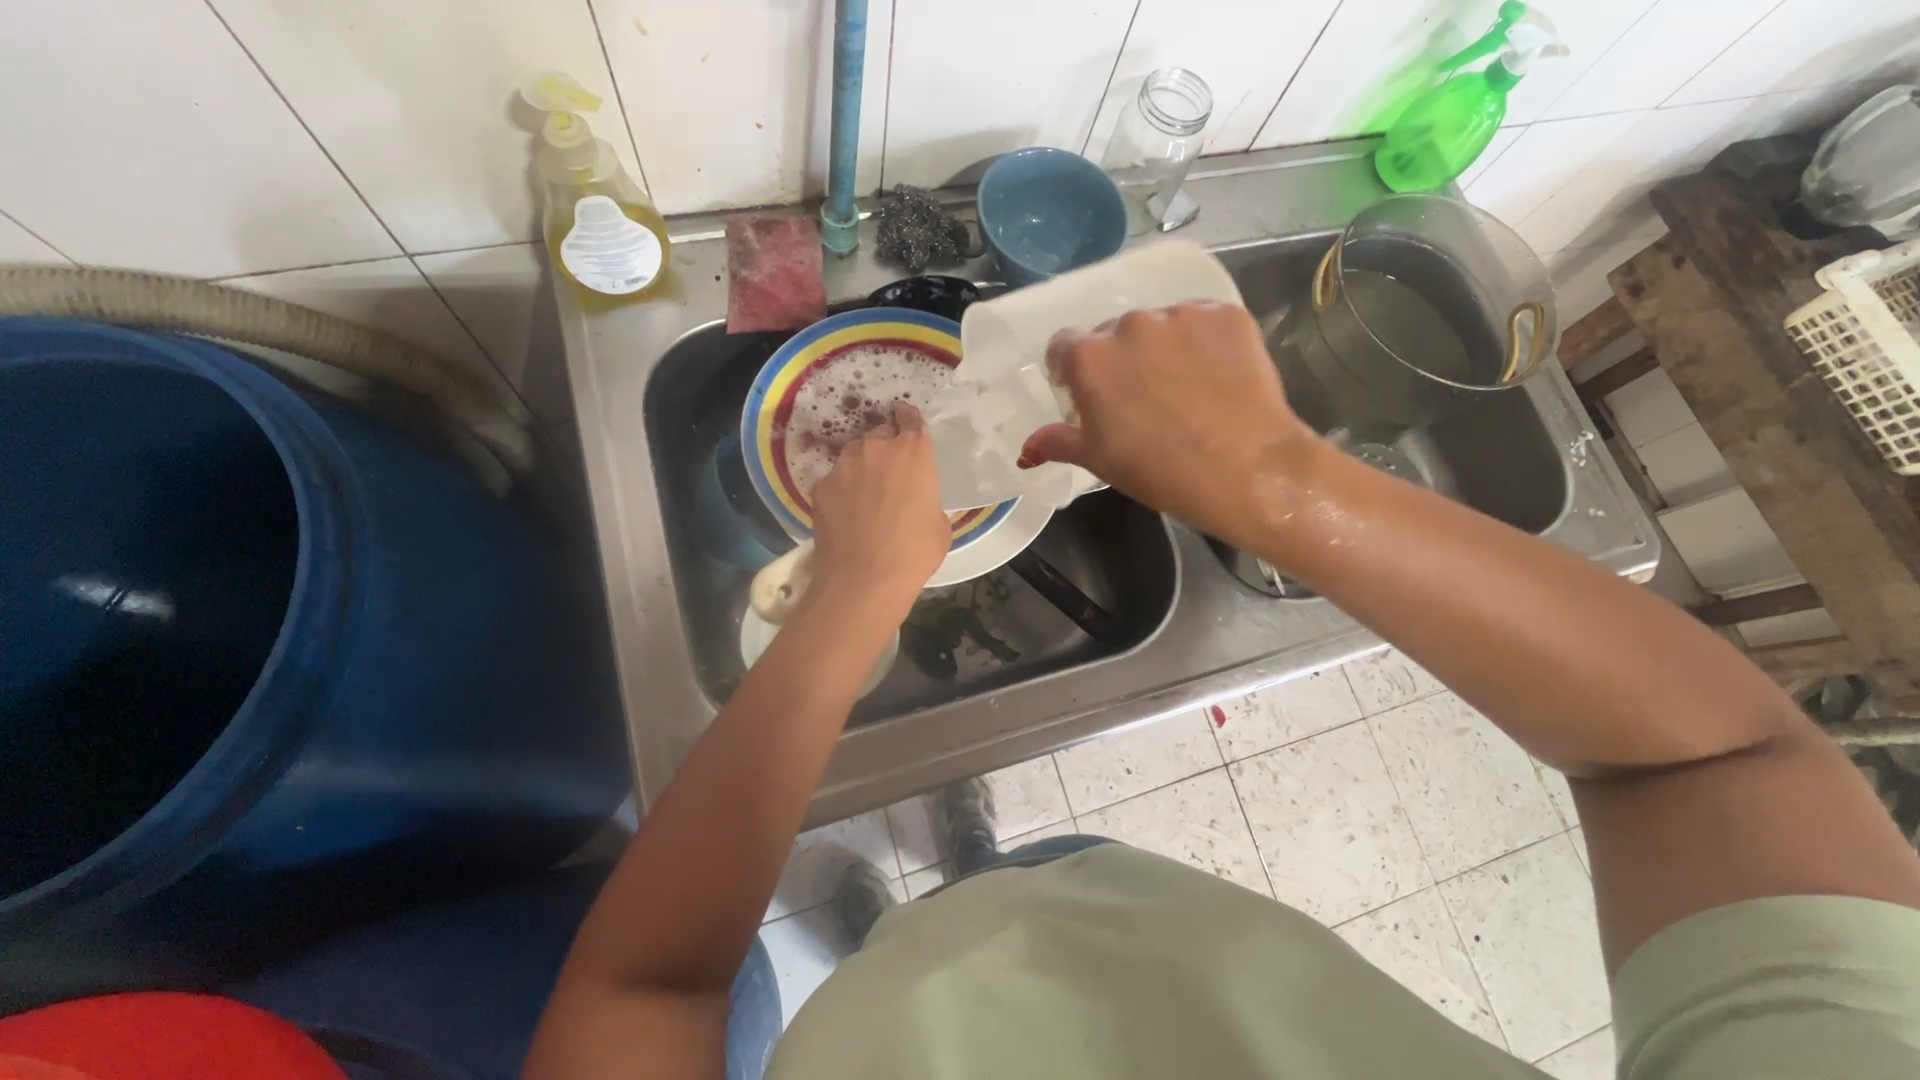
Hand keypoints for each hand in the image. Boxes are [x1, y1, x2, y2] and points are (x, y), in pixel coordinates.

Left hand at [808, 401, 949, 605]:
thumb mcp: (940, 524)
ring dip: (863, 465)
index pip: (909, 418)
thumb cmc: (913, 552)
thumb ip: (928, 498)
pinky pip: (837, 478)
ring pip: (855, 454)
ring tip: (868, 492)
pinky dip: (844, 487)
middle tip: (892, 473)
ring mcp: (844, 466)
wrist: (863, 579)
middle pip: (881, 434)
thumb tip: (920, 500)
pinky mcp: (821, 486)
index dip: (908, 420)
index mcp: (913, 452)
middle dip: (887, 447)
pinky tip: (849, 511)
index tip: (907, 426)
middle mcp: (876, 449)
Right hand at [1019, 302, 1320, 548]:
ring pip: (1161, 327)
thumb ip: (1059, 442)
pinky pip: (1204, 323)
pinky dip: (1205, 344)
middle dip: (1121, 360)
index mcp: (1089, 357)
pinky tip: (1217, 378)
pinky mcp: (1226, 315)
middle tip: (1142, 400)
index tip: (1087, 396)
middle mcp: (1130, 324)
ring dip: (1164, 350)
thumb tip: (1026, 450)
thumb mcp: (1099, 460)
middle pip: (1114, 334)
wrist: (1244, 468)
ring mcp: (1181, 315)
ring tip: (1185, 391)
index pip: (1063, 347)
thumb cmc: (1158, 470)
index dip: (1071, 372)